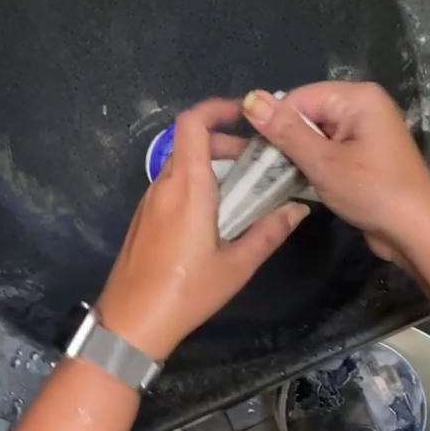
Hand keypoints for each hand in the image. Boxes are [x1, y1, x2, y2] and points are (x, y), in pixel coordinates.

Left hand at [96, 98, 308, 360]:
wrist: (132, 322)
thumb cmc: (186, 292)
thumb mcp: (237, 266)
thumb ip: (269, 232)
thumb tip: (297, 209)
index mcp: (187, 187)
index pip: (192, 123)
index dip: (217, 108)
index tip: (245, 115)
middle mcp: (164, 186)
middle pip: (190, 143)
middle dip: (224, 144)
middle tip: (254, 166)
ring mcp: (149, 203)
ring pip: (180, 167)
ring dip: (209, 168)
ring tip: (239, 194)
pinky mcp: (143, 220)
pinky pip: (170, 189)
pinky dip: (194, 187)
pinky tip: (213, 218)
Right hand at [242, 83, 429, 262]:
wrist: (415, 230)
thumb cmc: (371, 191)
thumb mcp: (323, 161)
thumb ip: (286, 131)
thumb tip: (251, 100)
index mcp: (357, 97)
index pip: (299, 98)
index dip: (275, 123)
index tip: (258, 154)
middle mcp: (363, 106)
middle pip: (307, 114)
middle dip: (286, 141)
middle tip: (268, 171)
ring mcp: (365, 132)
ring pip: (315, 135)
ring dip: (298, 157)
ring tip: (282, 179)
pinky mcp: (364, 155)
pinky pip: (329, 151)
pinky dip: (313, 165)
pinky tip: (302, 183)